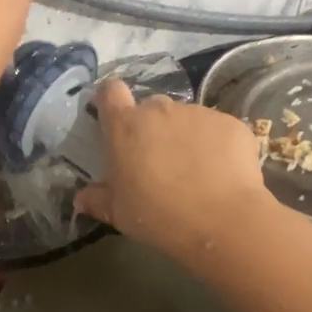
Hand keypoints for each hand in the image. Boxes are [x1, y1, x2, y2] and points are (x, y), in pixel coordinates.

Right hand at [76, 79, 272, 259]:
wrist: (222, 221)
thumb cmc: (159, 215)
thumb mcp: (119, 213)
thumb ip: (98, 200)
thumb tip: (80, 199)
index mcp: (126, 125)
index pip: (110, 91)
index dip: (110, 100)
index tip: (114, 117)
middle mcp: (160, 109)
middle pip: (151, 108)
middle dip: (152, 128)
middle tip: (159, 160)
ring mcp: (198, 113)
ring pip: (186, 118)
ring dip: (185, 137)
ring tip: (196, 171)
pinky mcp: (231, 123)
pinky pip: (217, 130)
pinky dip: (216, 146)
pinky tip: (222, 174)